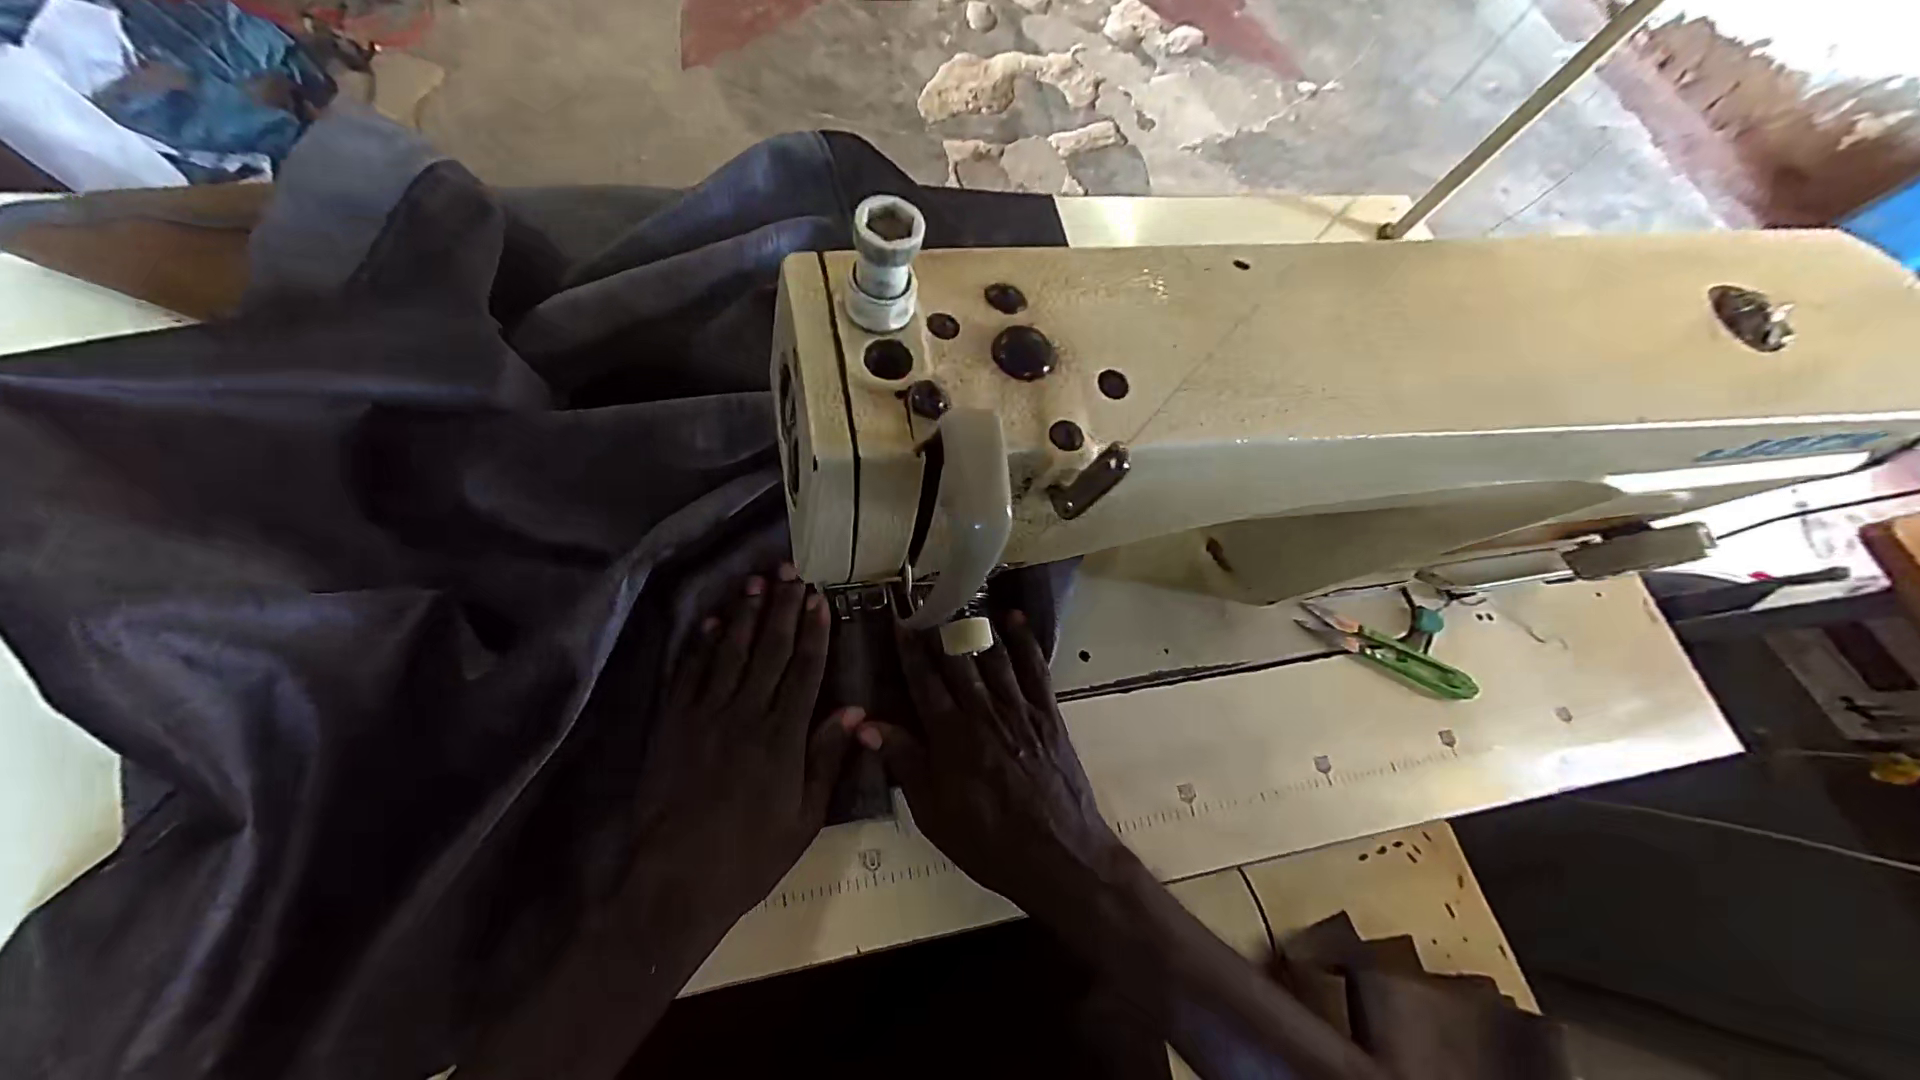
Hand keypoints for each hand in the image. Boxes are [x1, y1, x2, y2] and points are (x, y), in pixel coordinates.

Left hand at [632, 566, 860, 924]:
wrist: (674, 882)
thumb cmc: (750, 854)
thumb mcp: (805, 818)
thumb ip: (828, 759)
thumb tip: (855, 710)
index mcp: (783, 737)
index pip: (805, 670)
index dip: (814, 631)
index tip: (821, 598)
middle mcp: (746, 714)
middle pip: (770, 650)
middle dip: (784, 608)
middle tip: (792, 572)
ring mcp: (705, 716)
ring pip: (731, 653)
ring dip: (747, 615)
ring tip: (757, 582)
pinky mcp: (673, 724)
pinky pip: (689, 674)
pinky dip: (701, 644)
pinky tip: (712, 621)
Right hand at [857, 611, 1127, 915]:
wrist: (1059, 855)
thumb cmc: (989, 842)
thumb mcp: (934, 813)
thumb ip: (905, 762)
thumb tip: (866, 724)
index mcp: (950, 736)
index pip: (923, 681)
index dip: (910, 650)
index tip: (899, 622)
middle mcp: (983, 712)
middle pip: (956, 661)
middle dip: (938, 630)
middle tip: (926, 603)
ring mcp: (1018, 710)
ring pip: (992, 657)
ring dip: (975, 628)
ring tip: (960, 603)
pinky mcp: (1048, 714)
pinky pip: (1034, 668)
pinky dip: (1023, 640)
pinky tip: (1014, 618)